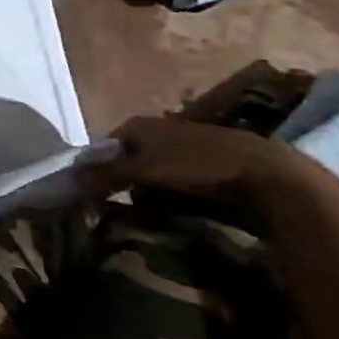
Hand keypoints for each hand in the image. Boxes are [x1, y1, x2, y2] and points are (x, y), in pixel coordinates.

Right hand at [89, 117, 311, 200]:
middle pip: (129, 155)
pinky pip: (179, 177)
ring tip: (147, 214)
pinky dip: (172, 192)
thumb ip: (108, 174)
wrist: (268, 174)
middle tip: (118, 206)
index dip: (96, 166)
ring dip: (148, 188)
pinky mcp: (211, 161)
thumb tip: (70, 179)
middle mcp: (160, 128)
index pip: (106, 144)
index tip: (91, 191)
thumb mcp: (146, 171)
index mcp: (140, 124)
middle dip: (123, 178)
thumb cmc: (198, 166)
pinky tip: (178, 210)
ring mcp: (187, 143)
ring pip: (154, 167)